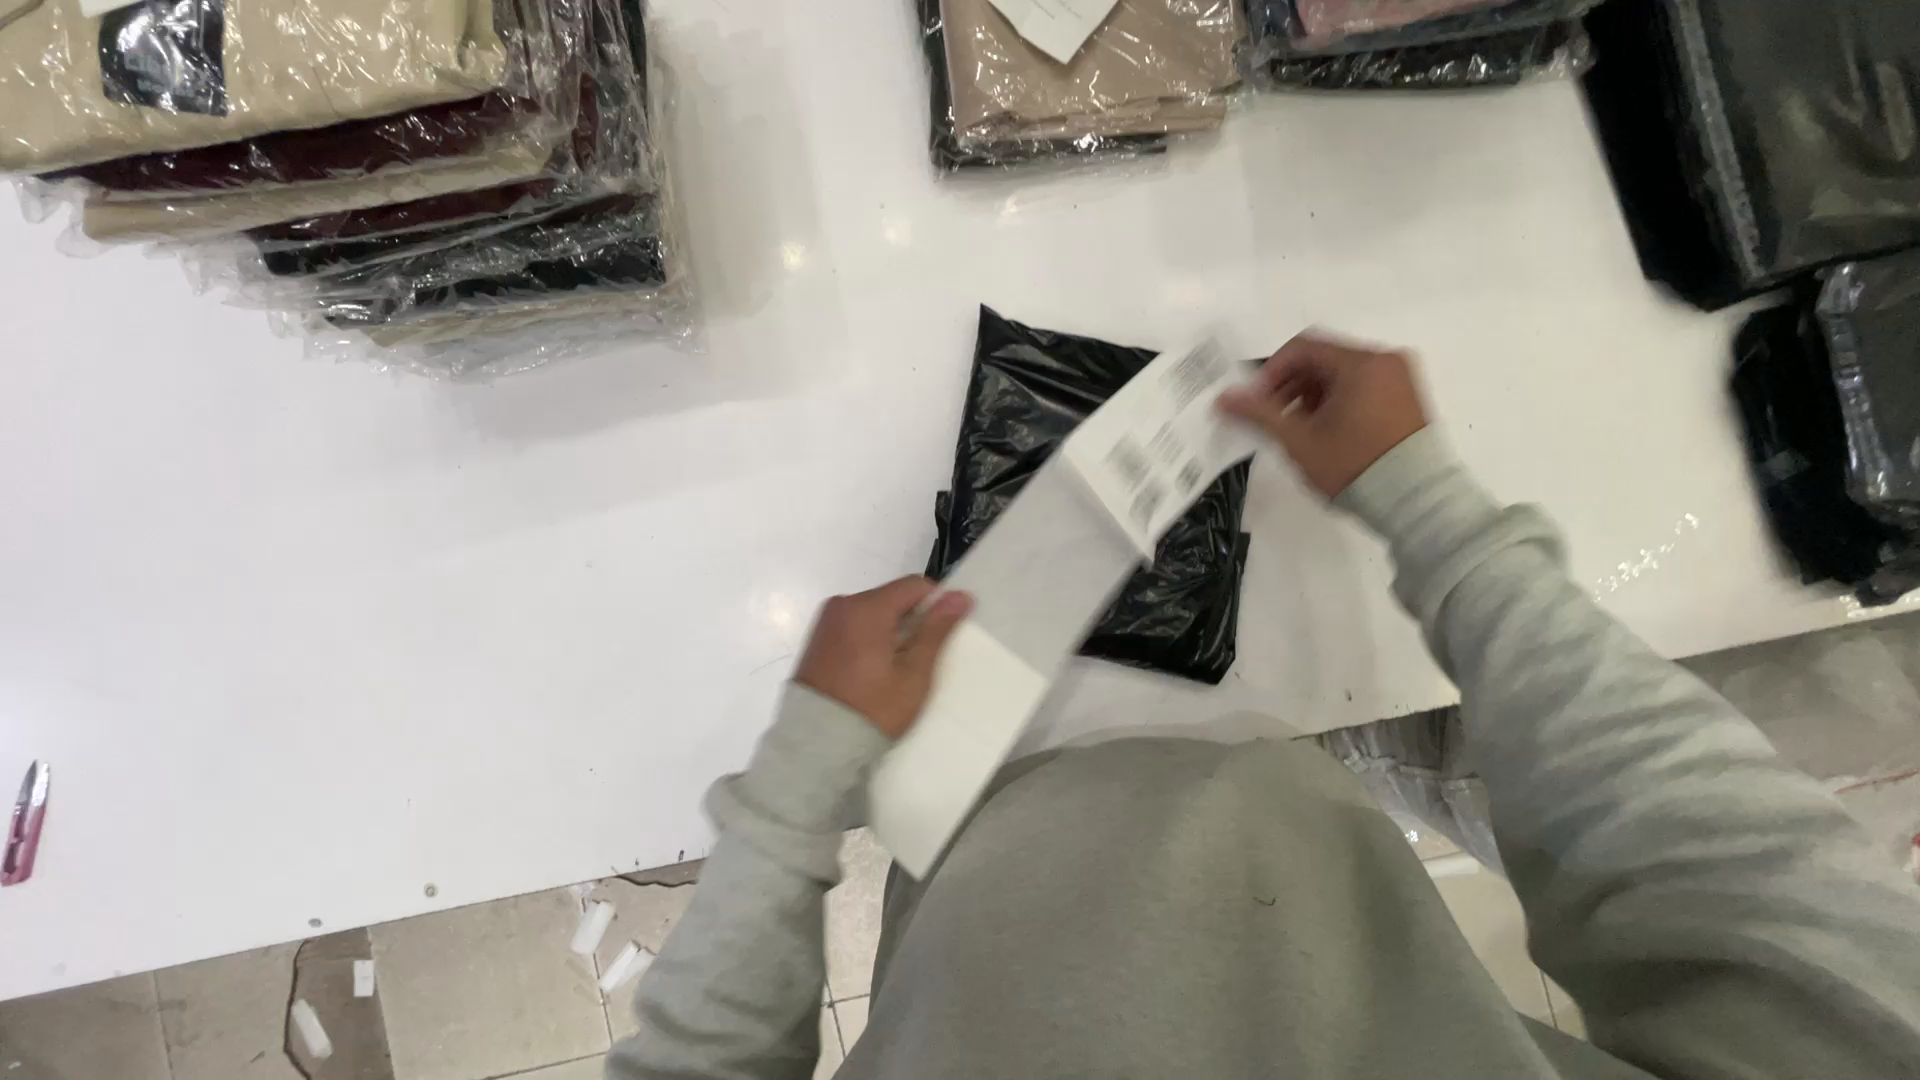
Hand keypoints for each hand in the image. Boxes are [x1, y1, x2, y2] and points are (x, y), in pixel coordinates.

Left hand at [794, 576, 974, 738]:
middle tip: (918, 659)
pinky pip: (854, 625)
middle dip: (910, 620)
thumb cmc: (873, 709)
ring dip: (890, 630)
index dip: (935, 604)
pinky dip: (869, 638)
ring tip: (893, 669)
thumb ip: (936, 630)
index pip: (914, 585)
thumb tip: (960, 595)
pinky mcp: (816, 638)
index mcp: (867, 607)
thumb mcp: (913, 673)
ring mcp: (826, 620)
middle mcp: (842, 604)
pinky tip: (872, 670)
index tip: (941, 635)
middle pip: (892, 597)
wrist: (818, 745)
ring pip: (873, 611)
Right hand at [1217, 332, 1429, 498]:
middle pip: (1322, 359)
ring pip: (1340, 373)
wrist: (1414, 500)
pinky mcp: (1407, 397)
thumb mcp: (1298, 440)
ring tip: (1298, 428)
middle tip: (1273, 418)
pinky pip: (1361, 386)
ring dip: (1311, 394)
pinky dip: (1336, 399)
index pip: (1302, 348)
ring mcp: (1400, 379)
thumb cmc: (1352, 465)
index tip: (1257, 403)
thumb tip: (1223, 397)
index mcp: (1361, 363)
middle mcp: (1385, 360)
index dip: (1271, 372)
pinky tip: (1325, 430)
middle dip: (1290, 385)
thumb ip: (1259, 414)